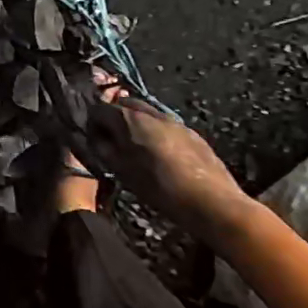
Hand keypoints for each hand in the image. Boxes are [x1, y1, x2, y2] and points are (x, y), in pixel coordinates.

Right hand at [86, 95, 258, 245]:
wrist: (214, 204)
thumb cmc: (159, 187)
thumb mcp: (120, 170)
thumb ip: (102, 148)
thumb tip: (97, 138)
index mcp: (128, 119)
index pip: (98, 109)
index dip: (92, 124)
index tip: (96, 141)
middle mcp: (151, 113)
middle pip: (124, 104)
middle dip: (114, 118)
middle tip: (114, 141)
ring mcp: (175, 122)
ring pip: (147, 113)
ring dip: (136, 124)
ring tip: (138, 148)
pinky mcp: (194, 134)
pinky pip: (166, 125)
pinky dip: (156, 132)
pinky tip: (162, 155)